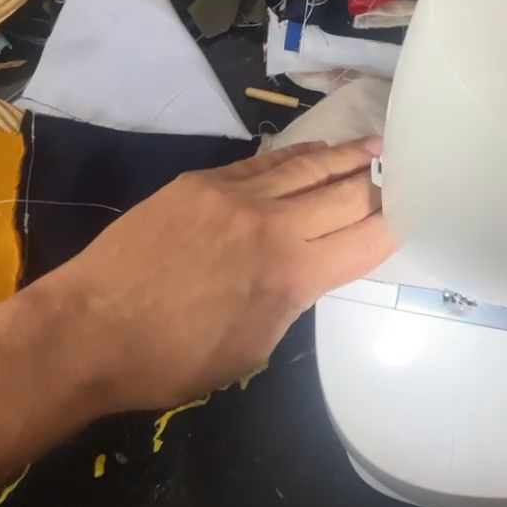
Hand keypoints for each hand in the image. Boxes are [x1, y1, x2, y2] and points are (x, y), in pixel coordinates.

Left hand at [32, 139, 393, 413]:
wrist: (86, 330)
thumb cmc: (171, 361)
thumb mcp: (253, 347)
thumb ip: (294, 298)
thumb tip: (312, 266)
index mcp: (292, 277)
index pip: (368, 239)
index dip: (400, 223)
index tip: (420, 210)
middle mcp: (274, 225)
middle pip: (348, 193)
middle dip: (384, 183)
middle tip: (410, 169)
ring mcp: (236, 195)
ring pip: (310, 167)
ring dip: (350, 157)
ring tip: (379, 146)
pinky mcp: (204, 181)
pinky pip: (267, 162)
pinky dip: (301, 157)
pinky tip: (319, 152)